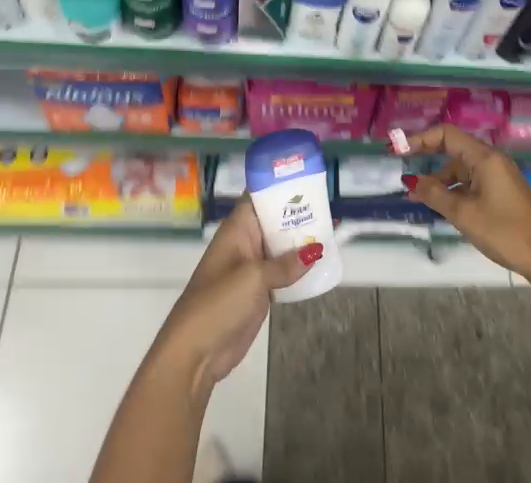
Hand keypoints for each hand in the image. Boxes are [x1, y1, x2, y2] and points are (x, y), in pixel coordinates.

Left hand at [152, 197, 316, 391]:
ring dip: (303, 242)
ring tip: (334, 231)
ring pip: (282, 247)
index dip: (281, 187)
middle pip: (275, 221)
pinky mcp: (260, 290)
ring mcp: (253, 267)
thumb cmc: (218, 304)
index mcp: (238, 230)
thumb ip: (285, 264)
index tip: (309, 179)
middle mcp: (246, 243)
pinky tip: (323, 264)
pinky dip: (301, 268)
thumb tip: (316, 250)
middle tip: (331, 209)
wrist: (197, 351)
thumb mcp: (253, 278)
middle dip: (300, 215)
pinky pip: (284, 271)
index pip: (259, 197)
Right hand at [402, 125, 530, 283]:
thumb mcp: (463, 214)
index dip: (421, 139)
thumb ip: (434, 194)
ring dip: (440, 180)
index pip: (447, 135)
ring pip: (462, 169)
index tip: (398, 151)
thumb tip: (411, 181)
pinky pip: (472, 181)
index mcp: (485, 158)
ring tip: (418, 197)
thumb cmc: (503, 231)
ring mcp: (499, 175)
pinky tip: (442, 205)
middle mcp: (492, 160)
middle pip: (454, 149)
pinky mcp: (502, 190)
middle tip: (402, 167)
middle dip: (428, 159)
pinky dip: (455, 189)